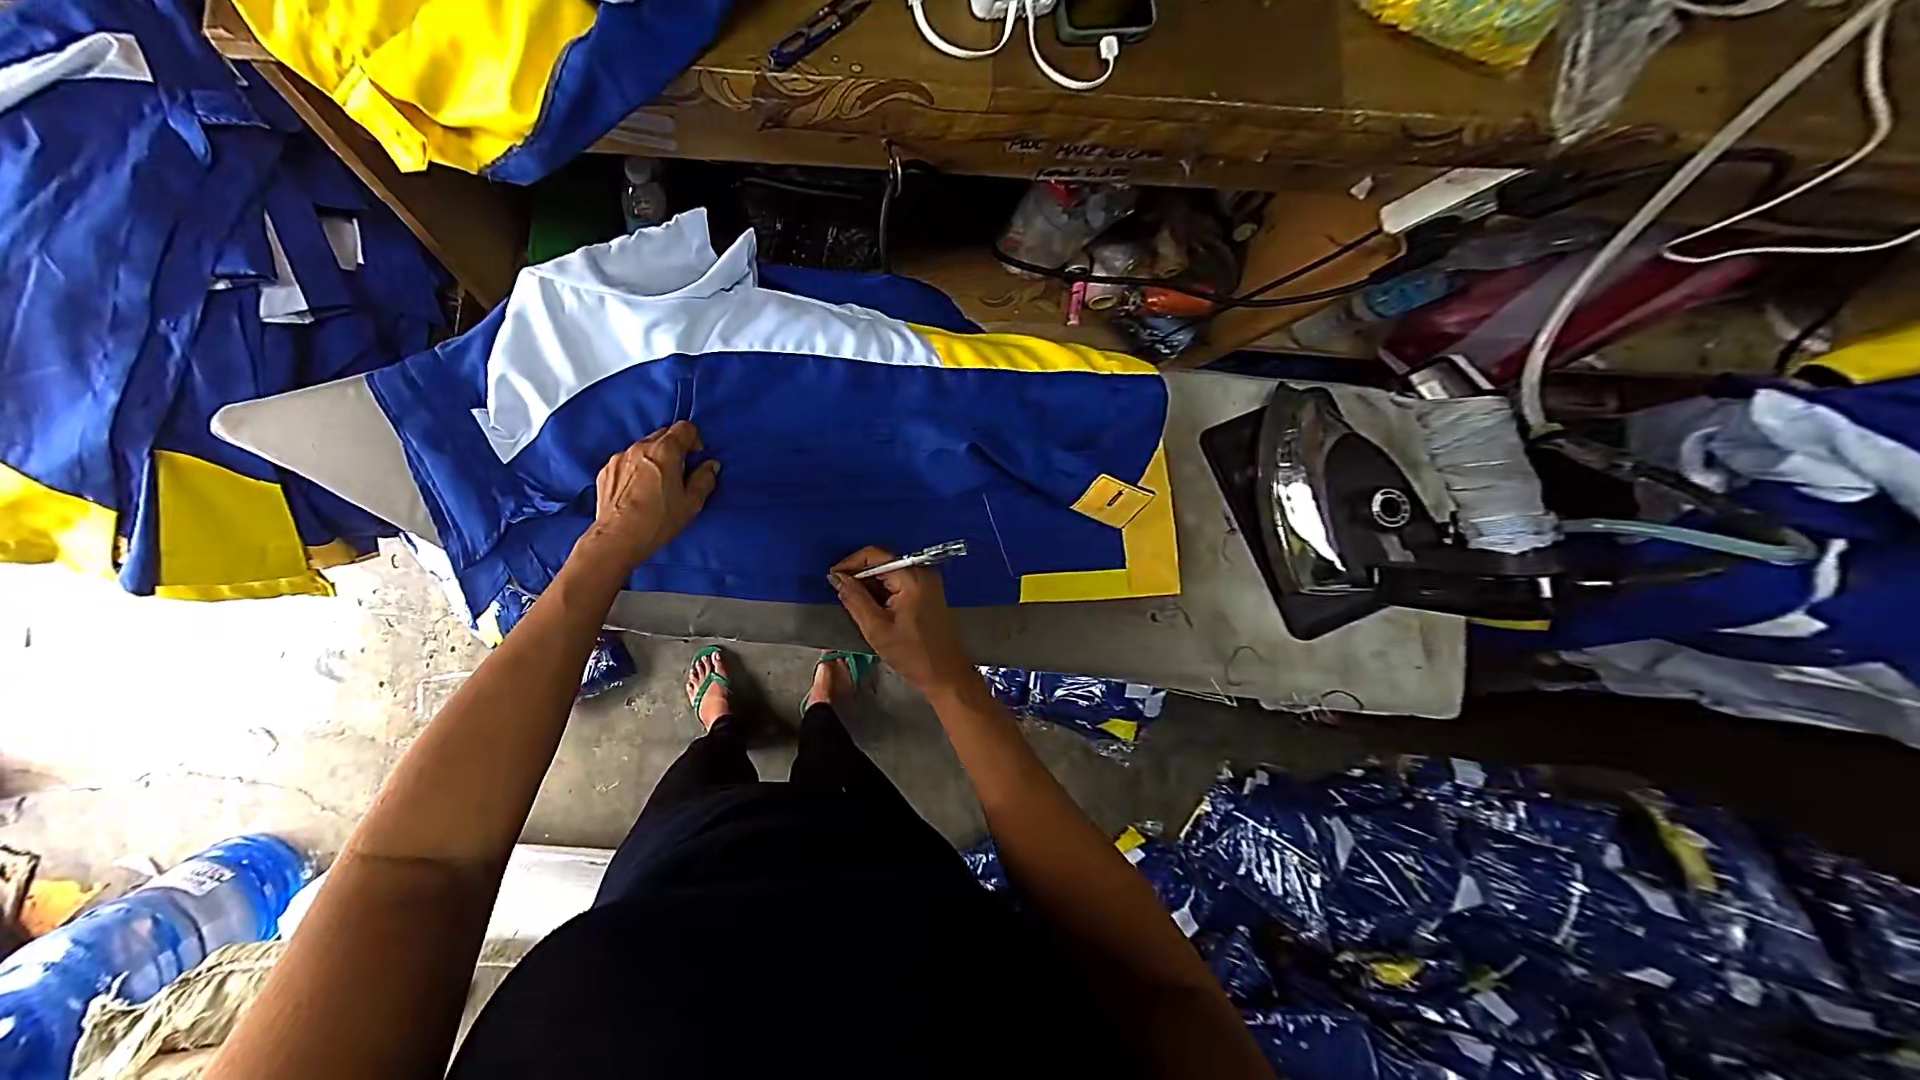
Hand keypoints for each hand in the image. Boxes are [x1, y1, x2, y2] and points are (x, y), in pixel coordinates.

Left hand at [577, 422, 720, 572]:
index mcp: (665, 451)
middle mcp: (640, 447)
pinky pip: (627, 461)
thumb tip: (711, 466)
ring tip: (658, 482)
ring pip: (644, 447)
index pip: (684, 428)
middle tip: (680, 471)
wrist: (618, 538)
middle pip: (663, 435)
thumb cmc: (658, 520)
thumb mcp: (692, 502)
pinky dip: (637, 469)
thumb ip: (705, 479)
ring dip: (655, 458)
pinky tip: (639, 490)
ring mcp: (620, 458)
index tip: (696, 456)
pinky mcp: (606, 471)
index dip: (694, 439)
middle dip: (675, 447)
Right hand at [829, 546, 977, 697]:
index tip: (833, 577)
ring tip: (854, 602)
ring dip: (870, 585)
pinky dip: (883, 592)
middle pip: (883, 562)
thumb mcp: (876, 628)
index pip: (875, 555)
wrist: (945, 673)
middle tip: (840, 591)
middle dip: (859, 575)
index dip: (850, 563)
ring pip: (890, 573)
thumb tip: (838, 578)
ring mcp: (927, 582)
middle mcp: (922, 573)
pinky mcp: (928, 592)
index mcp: (912, 578)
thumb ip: (855, 598)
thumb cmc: (912, 653)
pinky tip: (872, 607)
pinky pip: (899, 583)